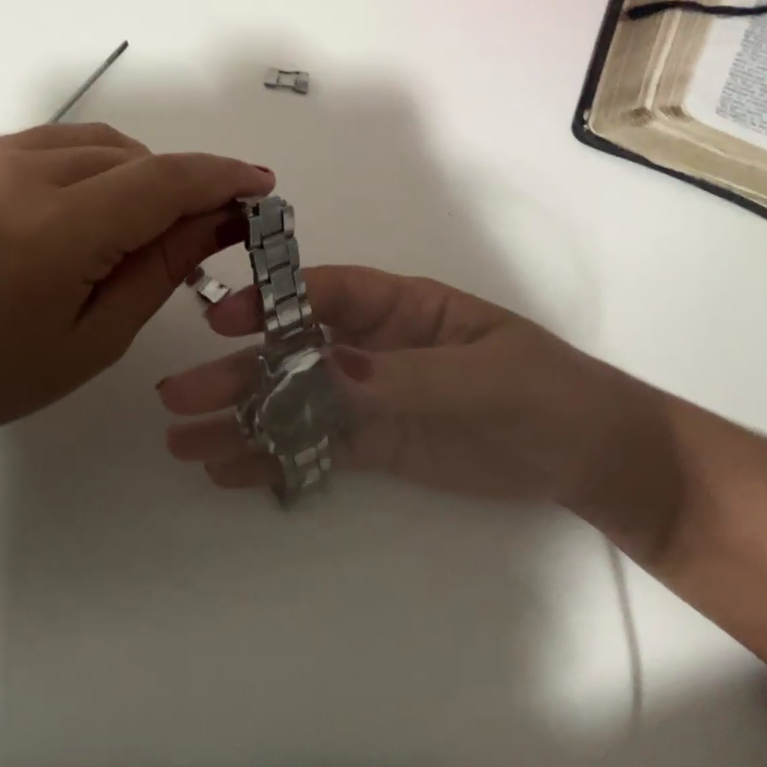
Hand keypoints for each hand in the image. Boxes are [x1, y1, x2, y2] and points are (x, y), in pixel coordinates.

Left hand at [0, 123, 274, 462]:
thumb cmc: (2, 376)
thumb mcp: (97, 336)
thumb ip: (161, 266)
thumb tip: (222, 216)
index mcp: (50, 231)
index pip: (159, 182)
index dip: (218, 178)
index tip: (260, 185)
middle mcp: (14, 174)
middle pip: (130, 157)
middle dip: (174, 186)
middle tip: (194, 230)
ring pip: (93, 143)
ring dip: (131, 174)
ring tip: (132, 227)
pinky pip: (51, 144)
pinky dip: (86, 168)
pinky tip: (82, 212)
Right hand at [158, 266, 683, 548]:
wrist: (592, 461)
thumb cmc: (550, 396)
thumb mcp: (486, 378)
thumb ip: (407, 376)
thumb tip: (327, 367)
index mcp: (401, 308)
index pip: (323, 294)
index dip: (269, 303)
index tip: (220, 321)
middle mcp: (371, 347)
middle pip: (290, 355)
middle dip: (233, 373)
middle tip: (174, 396)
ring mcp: (368, 398)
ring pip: (291, 405)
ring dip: (239, 421)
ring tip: (182, 443)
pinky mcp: (372, 445)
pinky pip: (313, 448)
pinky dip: (272, 459)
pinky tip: (228, 472)